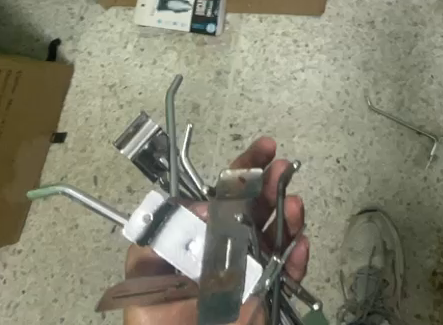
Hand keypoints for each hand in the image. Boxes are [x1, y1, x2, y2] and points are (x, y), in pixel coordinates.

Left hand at [125, 137, 308, 324]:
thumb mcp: (143, 284)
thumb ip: (156, 243)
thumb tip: (197, 206)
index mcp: (202, 239)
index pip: (225, 195)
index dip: (244, 169)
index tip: (264, 147)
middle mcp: (232, 248)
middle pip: (257, 207)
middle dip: (272, 182)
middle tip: (282, 167)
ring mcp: (255, 271)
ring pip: (279, 232)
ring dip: (289, 213)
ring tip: (294, 205)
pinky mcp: (271, 295)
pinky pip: (291, 272)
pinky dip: (298, 256)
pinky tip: (299, 244)